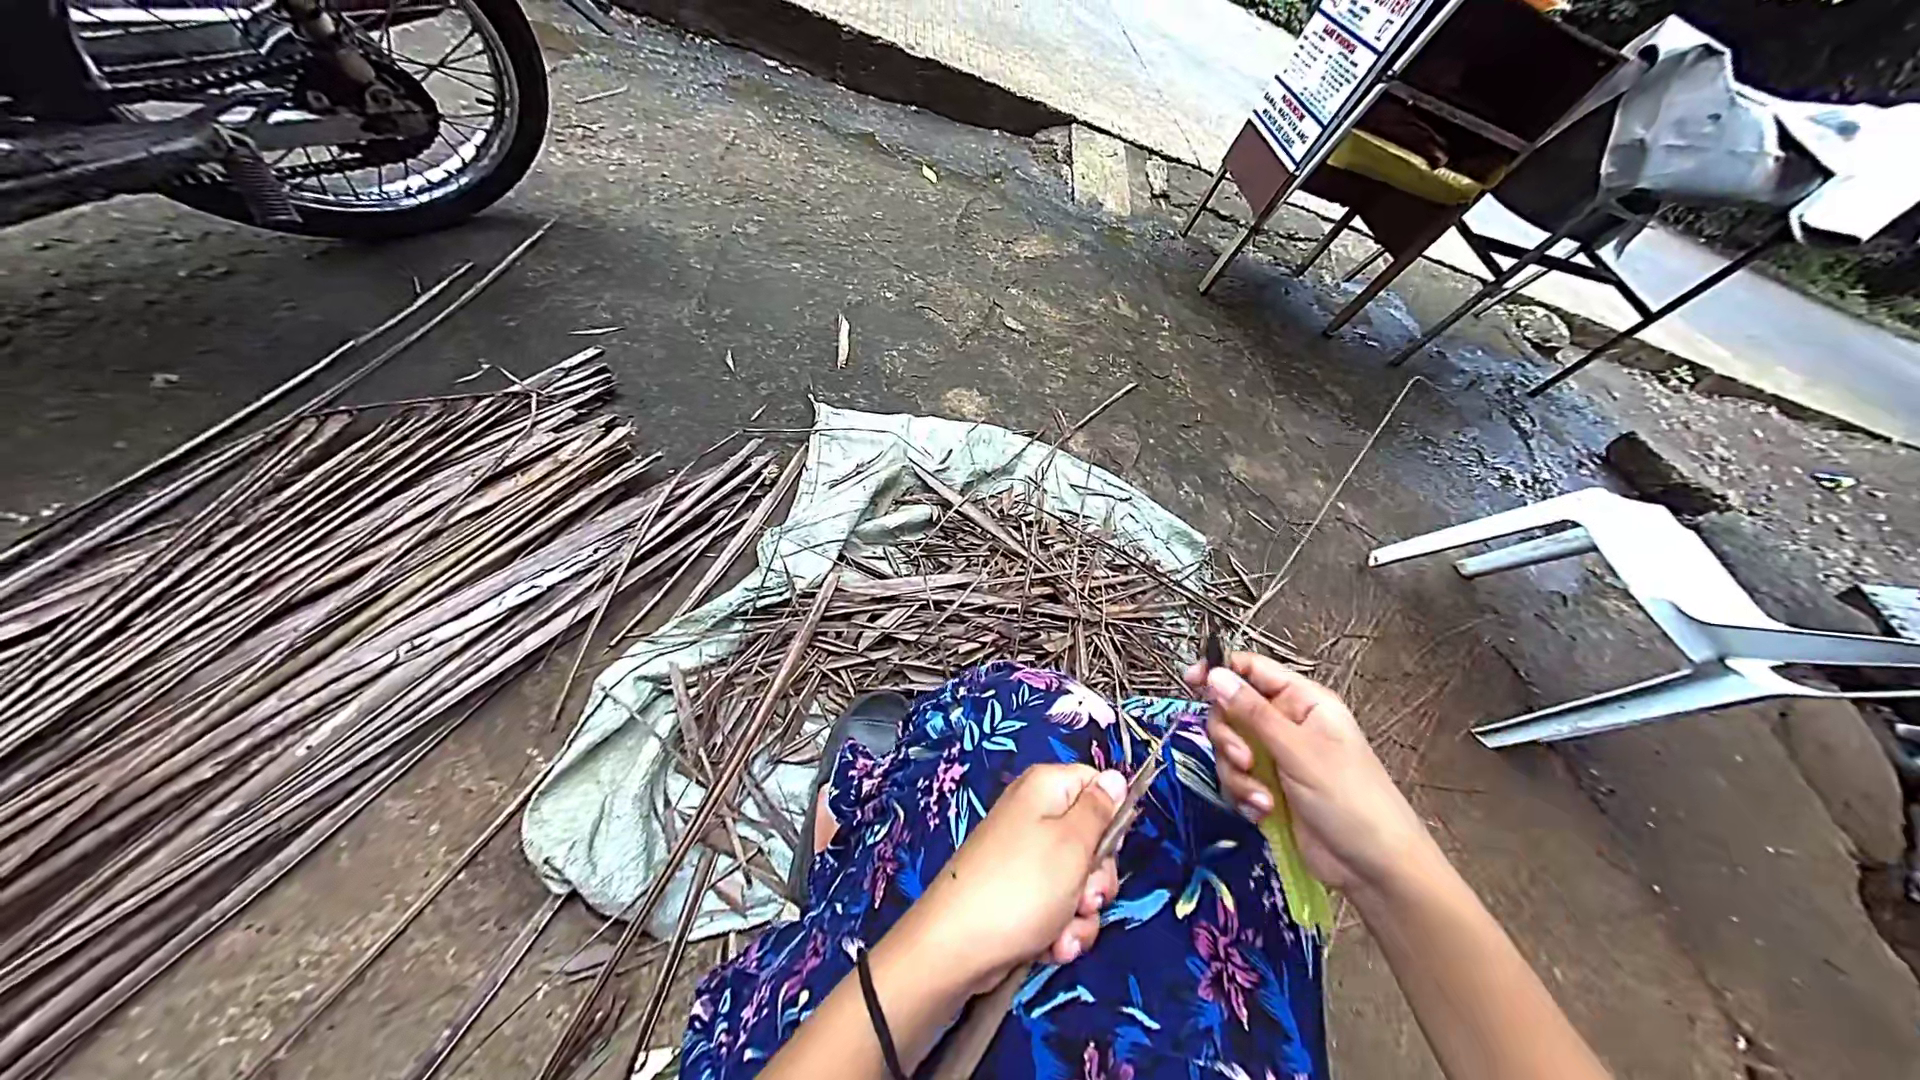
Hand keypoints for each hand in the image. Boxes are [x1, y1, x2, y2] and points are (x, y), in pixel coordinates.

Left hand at [895, 764, 1125, 992]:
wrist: (957, 946)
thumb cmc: (1022, 885)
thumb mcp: (1072, 843)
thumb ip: (1099, 810)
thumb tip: (1115, 777)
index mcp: (1046, 788)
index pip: (1097, 785)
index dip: (1111, 817)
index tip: (1108, 846)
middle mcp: (1035, 814)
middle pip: (1093, 838)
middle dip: (1096, 877)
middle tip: (1084, 895)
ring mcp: (1027, 856)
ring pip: (1080, 880)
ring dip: (1080, 912)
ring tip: (1062, 930)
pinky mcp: (1021, 892)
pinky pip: (1059, 905)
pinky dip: (1061, 928)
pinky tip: (1050, 945)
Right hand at [1184, 651, 1434, 897]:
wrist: (1374, 869)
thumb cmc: (1350, 799)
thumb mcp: (1299, 750)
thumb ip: (1252, 711)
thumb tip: (1214, 674)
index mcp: (1302, 701)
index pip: (1252, 670)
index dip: (1221, 671)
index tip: (1193, 681)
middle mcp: (1285, 723)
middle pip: (1231, 710)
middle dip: (1229, 737)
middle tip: (1244, 759)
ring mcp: (1275, 755)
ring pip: (1228, 747)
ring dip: (1237, 773)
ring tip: (1262, 796)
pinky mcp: (1266, 785)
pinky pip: (1234, 777)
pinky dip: (1243, 794)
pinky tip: (1263, 811)